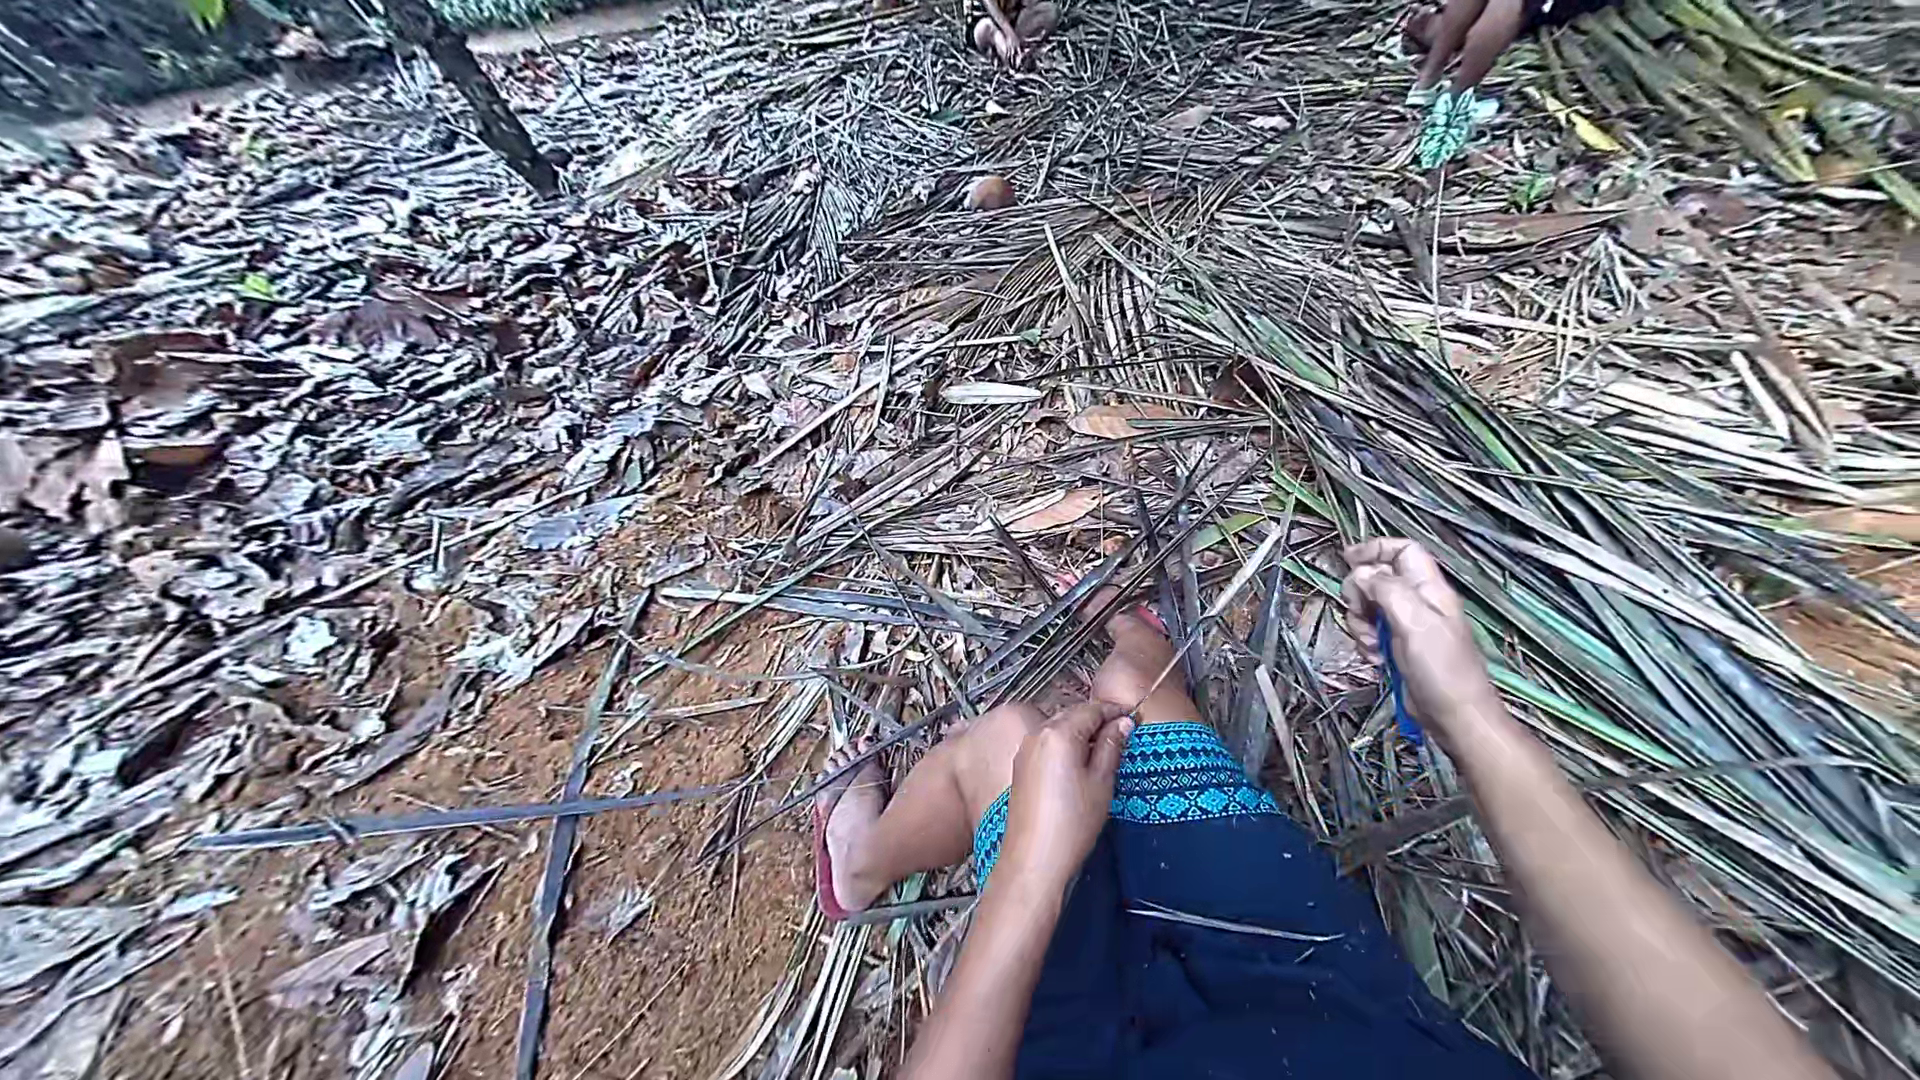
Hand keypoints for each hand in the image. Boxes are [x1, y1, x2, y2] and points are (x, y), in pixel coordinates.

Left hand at [997, 702, 1132, 890]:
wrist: (1034, 858)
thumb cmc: (1071, 823)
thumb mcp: (1101, 782)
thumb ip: (1111, 747)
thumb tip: (1121, 724)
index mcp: (1058, 733)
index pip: (1091, 709)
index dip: (1113, 711)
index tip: (1130, 717)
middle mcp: (1037, 733)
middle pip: (1072, 715)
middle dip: (1096, 720)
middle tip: (1120, 733)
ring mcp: (1025, 749)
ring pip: (1057, 727)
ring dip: (1079, 732)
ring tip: (1102, 750)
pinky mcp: (1021, 765)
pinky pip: (1046, 743)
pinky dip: (1064, 745)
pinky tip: (1078, 763)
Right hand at [1340, 538, 1498, 731]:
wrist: (1454, 715)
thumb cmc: (1442, 670)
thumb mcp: (1415, 623)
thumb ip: (1387, 590)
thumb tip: (1361, 574)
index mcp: (1429, 590)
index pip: (1402, 550)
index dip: (1375, 549)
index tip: (1348, 560)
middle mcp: (1417, 602)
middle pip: (1375, 578)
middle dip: (1358, 595)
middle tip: (1362, 615)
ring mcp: (1405, 623)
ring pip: (1367, 605)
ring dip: (1359, 623)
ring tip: (1372, 644)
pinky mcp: (1395, 644)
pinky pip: (1368, 630)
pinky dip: (1364, 641)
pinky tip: (1375, 657)